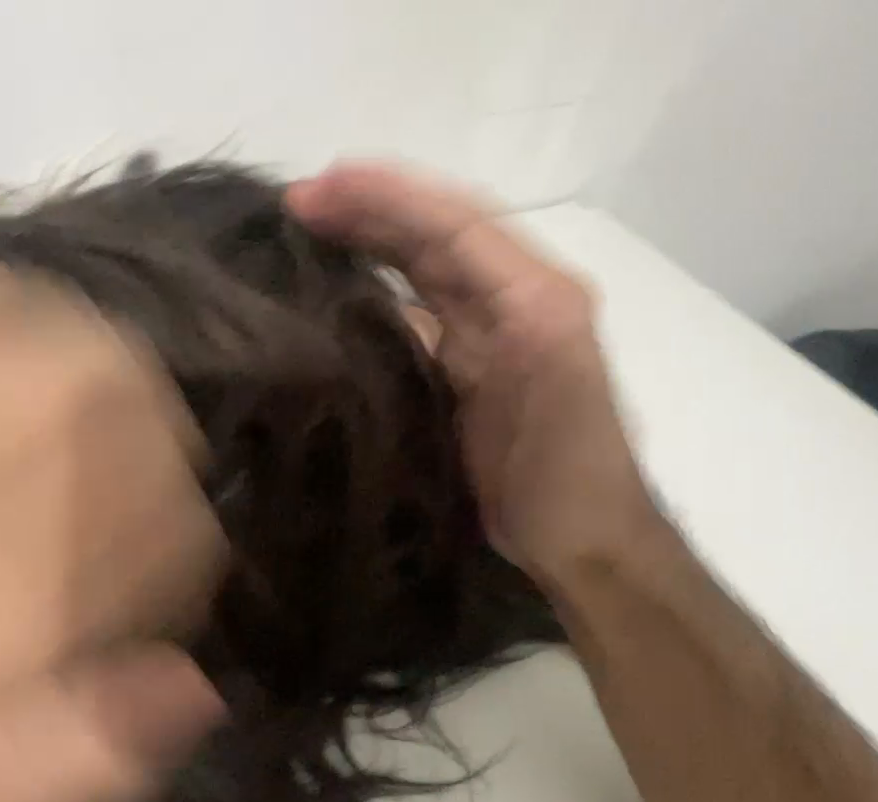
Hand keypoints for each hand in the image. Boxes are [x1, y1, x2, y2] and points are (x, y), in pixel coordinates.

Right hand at [288, 162, 653, 580]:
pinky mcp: (463, 371)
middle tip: (296, 201)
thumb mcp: (544, 372)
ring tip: (306, 228)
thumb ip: (492, 320)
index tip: (320, 187)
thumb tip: (396, 305)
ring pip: (421, 270)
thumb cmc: (568, 463)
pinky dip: (375, 294)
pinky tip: (336, 291)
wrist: (580, 537)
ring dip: (368, 241)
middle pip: (434, 235)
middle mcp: (510, 300)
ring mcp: (485, 336)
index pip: (454, 223)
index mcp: (533, 292)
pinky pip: (415, 316)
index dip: (388, 196)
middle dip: (369, 208)